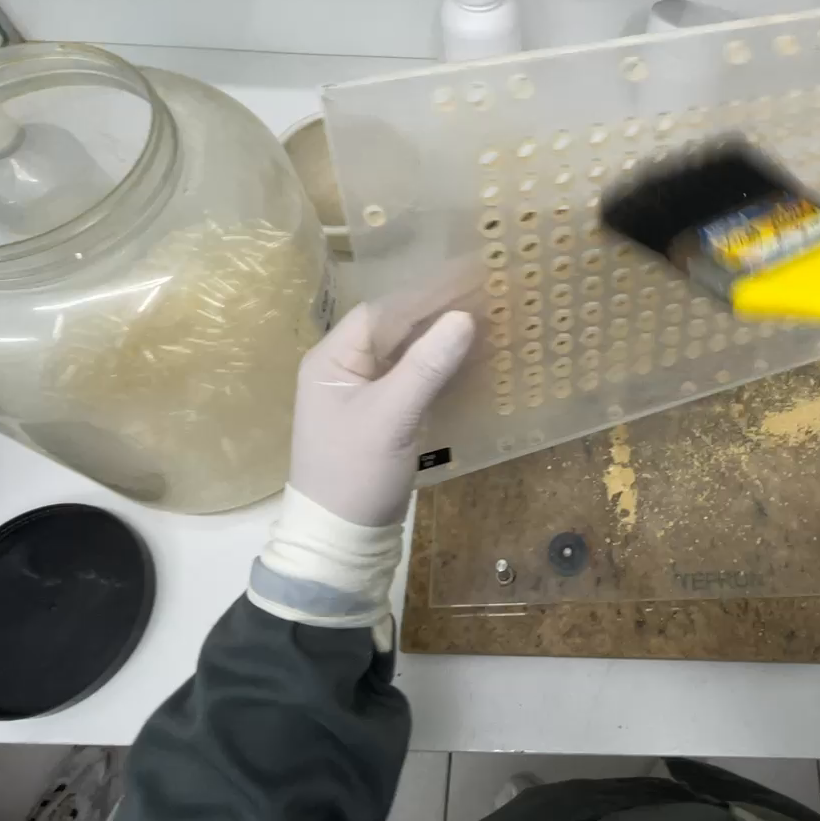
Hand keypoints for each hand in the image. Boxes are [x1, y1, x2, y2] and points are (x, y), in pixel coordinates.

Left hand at [290, 304, 475, 526]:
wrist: (342, 540)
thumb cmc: (356, 474)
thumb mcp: (392, 417)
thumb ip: (427, 366)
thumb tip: (464, 317)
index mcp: (333, 360)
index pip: (383, 312)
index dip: (426, 295)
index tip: (468, 280)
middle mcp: (345, 368)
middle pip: (396, 329)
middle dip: (437, 313)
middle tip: (485, 295)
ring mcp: (365, 392)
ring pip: (407, 352)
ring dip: (442, 338)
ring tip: (486, 319)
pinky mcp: (384, 414)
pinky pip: (414, 377)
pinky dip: (441, 366)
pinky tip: (471, 359)